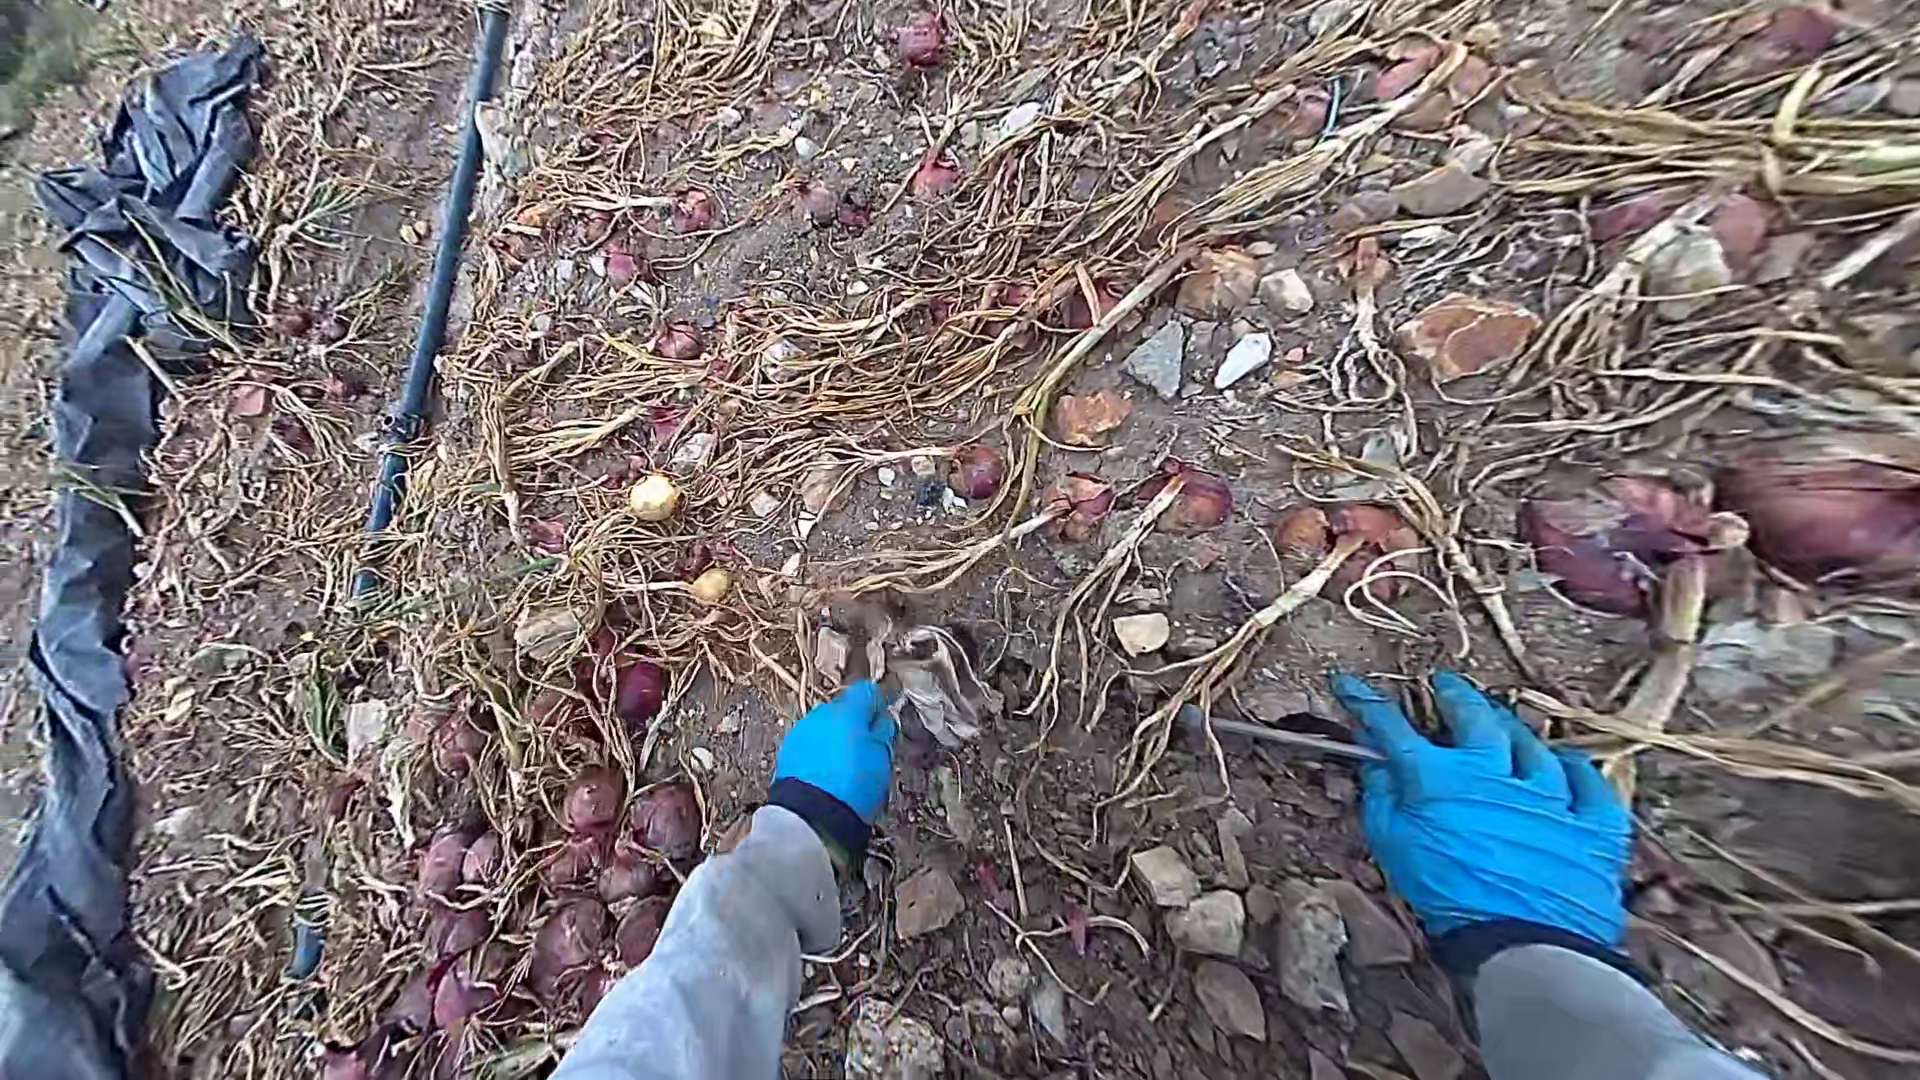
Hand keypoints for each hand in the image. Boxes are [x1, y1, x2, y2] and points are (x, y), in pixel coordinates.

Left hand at [772, 681, 896, 822]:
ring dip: (838, 737)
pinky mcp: (789, 751)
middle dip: (857, 722)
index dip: (880, 700)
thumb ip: (884, 732)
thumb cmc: (850, 790)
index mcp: (849, 712)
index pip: (868, 691)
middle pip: (846, 708)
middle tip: (870, 744)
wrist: (811, 820)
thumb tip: (884, 720)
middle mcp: (823, 715)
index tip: (886, 710)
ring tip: (849, 764)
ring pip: (827, 725)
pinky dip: (821, 751)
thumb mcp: (881, 759)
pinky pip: (811, 742)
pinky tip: (830, 772)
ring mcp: (803, 732)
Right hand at [1331, 672, 1630, 946]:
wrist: (1522, 944)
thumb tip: (1376, 760)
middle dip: (1454, 694)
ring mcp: (1545, 797)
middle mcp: (1490, 772)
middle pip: (1473, 716)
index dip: (1364, 701)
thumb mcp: (1390, 838)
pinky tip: (1565, 762)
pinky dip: (1577, 770)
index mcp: (1435, 776)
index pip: (1390, 724)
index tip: (1347, 684)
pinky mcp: (1591, 828)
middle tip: (1446, 683)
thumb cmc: (1442, 888)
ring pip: (1530, 744)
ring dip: (1510, 727)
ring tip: (1500, 719)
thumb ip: (1381, 792)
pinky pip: (1590, 788)